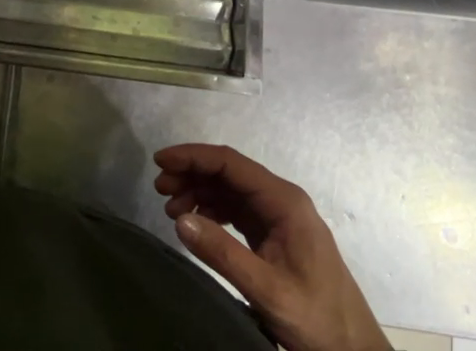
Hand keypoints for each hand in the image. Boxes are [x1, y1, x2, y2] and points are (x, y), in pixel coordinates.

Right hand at [154, 144, 388, 350]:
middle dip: (191, 174)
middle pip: (228, 173)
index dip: (193, 157)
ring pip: (230, 190)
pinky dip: (211, 211)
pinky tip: (195, 224)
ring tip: (171, 210)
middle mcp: (282, 201)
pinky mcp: (275, 236)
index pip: (231, 163)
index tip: (159, 162)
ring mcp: (279, 218)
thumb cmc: (316, 318)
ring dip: (198, 192)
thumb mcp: (267, 290)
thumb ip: (222, 253)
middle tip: (159, 191)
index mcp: (284, 202)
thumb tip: (180, 220)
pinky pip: (236, 210)